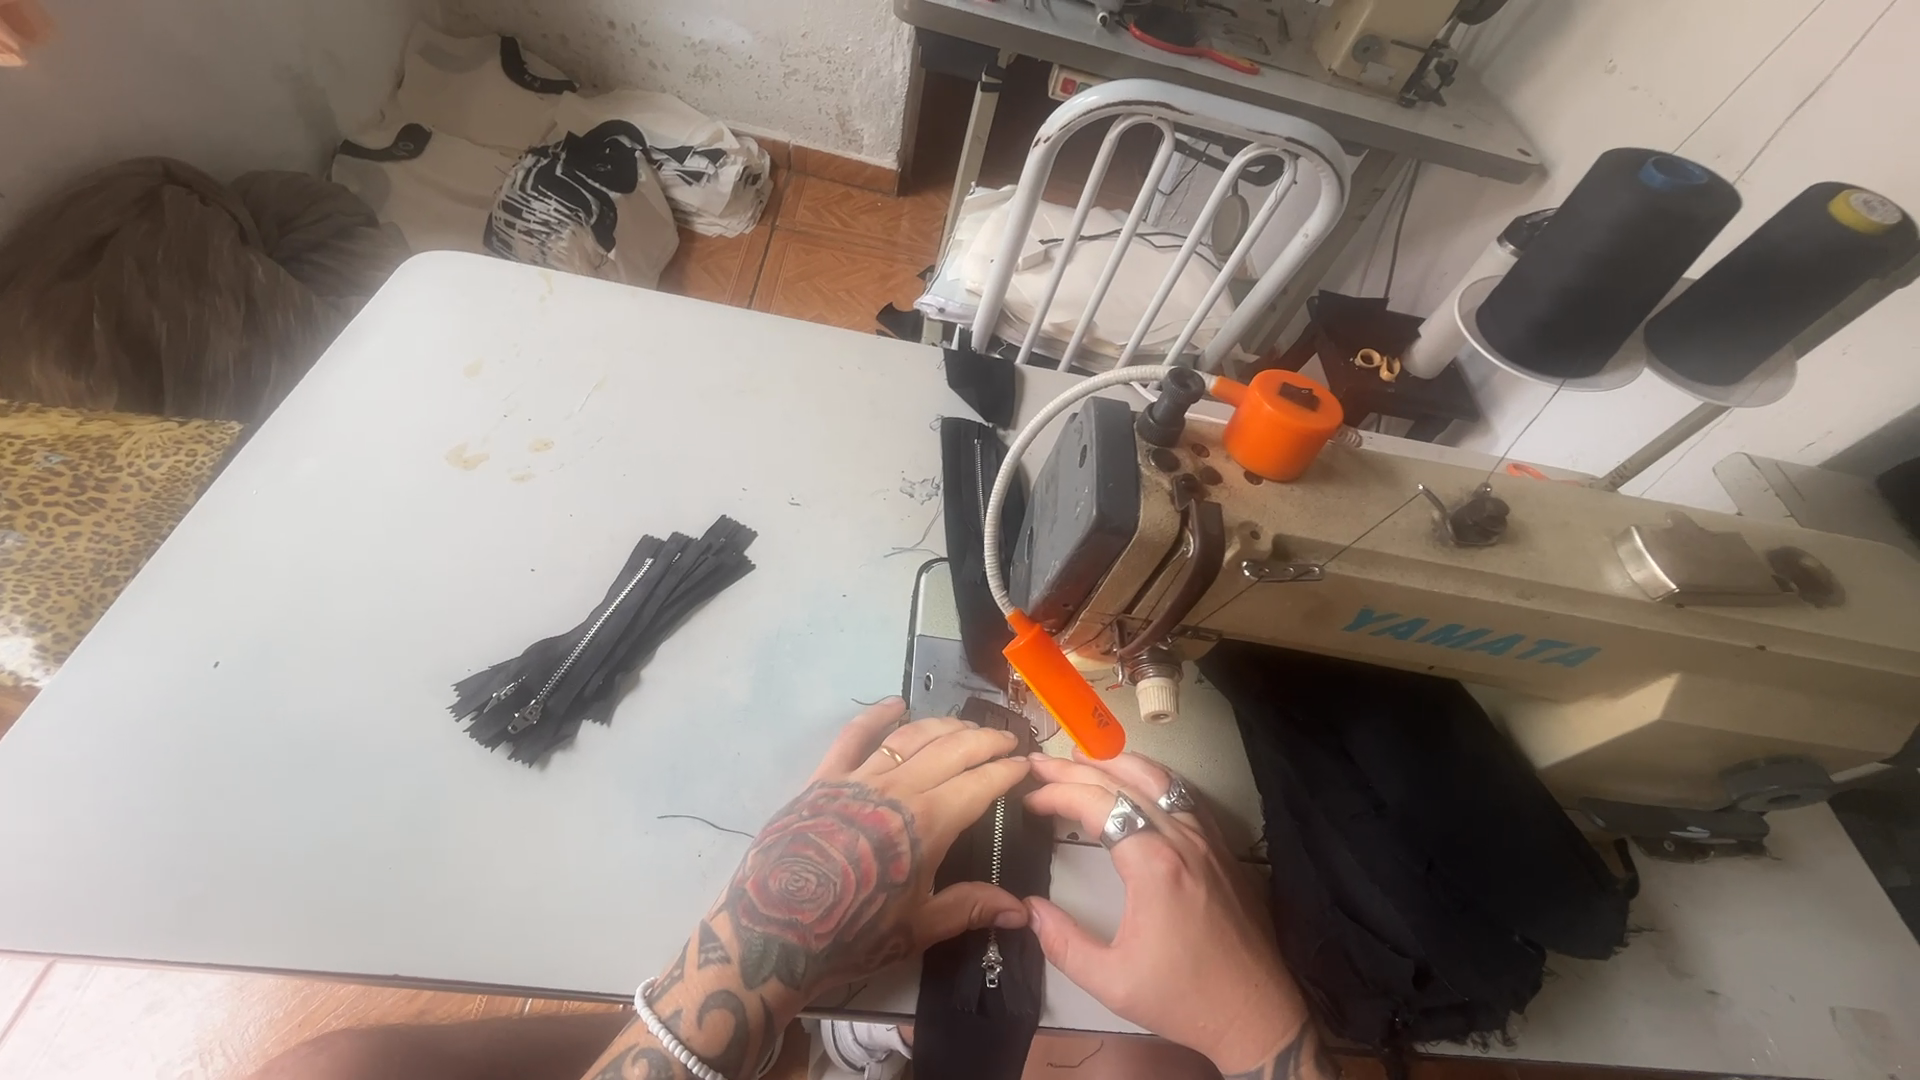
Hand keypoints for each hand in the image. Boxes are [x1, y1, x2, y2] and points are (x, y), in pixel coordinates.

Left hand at [709, 698, 1033, 1006]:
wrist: (773, 932)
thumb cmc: (851, 935)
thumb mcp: (918, 927)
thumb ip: (971, 908)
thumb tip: (1020, 912)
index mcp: (928, 823)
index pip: (980, 784)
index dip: (1007, 772)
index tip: (1025, 764)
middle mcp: (899, 788)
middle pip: (953, 749)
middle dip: (985, 741)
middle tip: (1006, 740)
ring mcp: (860, 778)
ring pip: (912, 737)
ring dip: (945, 726)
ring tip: (967, 727)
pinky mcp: (826, 778)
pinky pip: (855, 737)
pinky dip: (876, 716)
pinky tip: (896, 703)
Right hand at [1022, 751, 1332, 1079]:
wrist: (1258, 1016)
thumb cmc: (1187, 1000)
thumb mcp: (1113, 982)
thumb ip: (1063, 943)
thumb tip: (1028, 908)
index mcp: (1153, 864)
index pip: (1095, 804)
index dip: (1057, 794)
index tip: (1029, 800)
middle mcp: (1181, 837)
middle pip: (1121, 782)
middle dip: (1074, 768)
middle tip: (1040, 764)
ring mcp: (1205, 837)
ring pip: (1157, 777)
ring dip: (1114, 761)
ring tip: (1081, 756)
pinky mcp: (1220, 845)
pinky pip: (1182, 793)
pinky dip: (1150, 776)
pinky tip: (1135, 779)